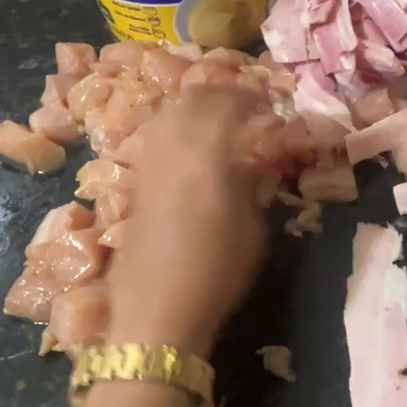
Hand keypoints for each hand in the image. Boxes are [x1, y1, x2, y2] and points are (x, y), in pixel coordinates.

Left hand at [106, 86, 266, 355]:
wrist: (156, 313)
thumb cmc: (216, 274)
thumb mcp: (252, 230)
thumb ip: (252, 184)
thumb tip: (254, 159)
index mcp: (206, 155)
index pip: (227, 103)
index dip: (250, 96)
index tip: (270, 103)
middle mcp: (171, 149)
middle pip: (193, 100)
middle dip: (222, 93)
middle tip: (247, 103)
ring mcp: (148, 164)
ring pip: (169, 114)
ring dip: (196, 107)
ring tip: (221, 120)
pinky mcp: (136, 183)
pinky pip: (157, 137)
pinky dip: (178, 128)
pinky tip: (193, 147)